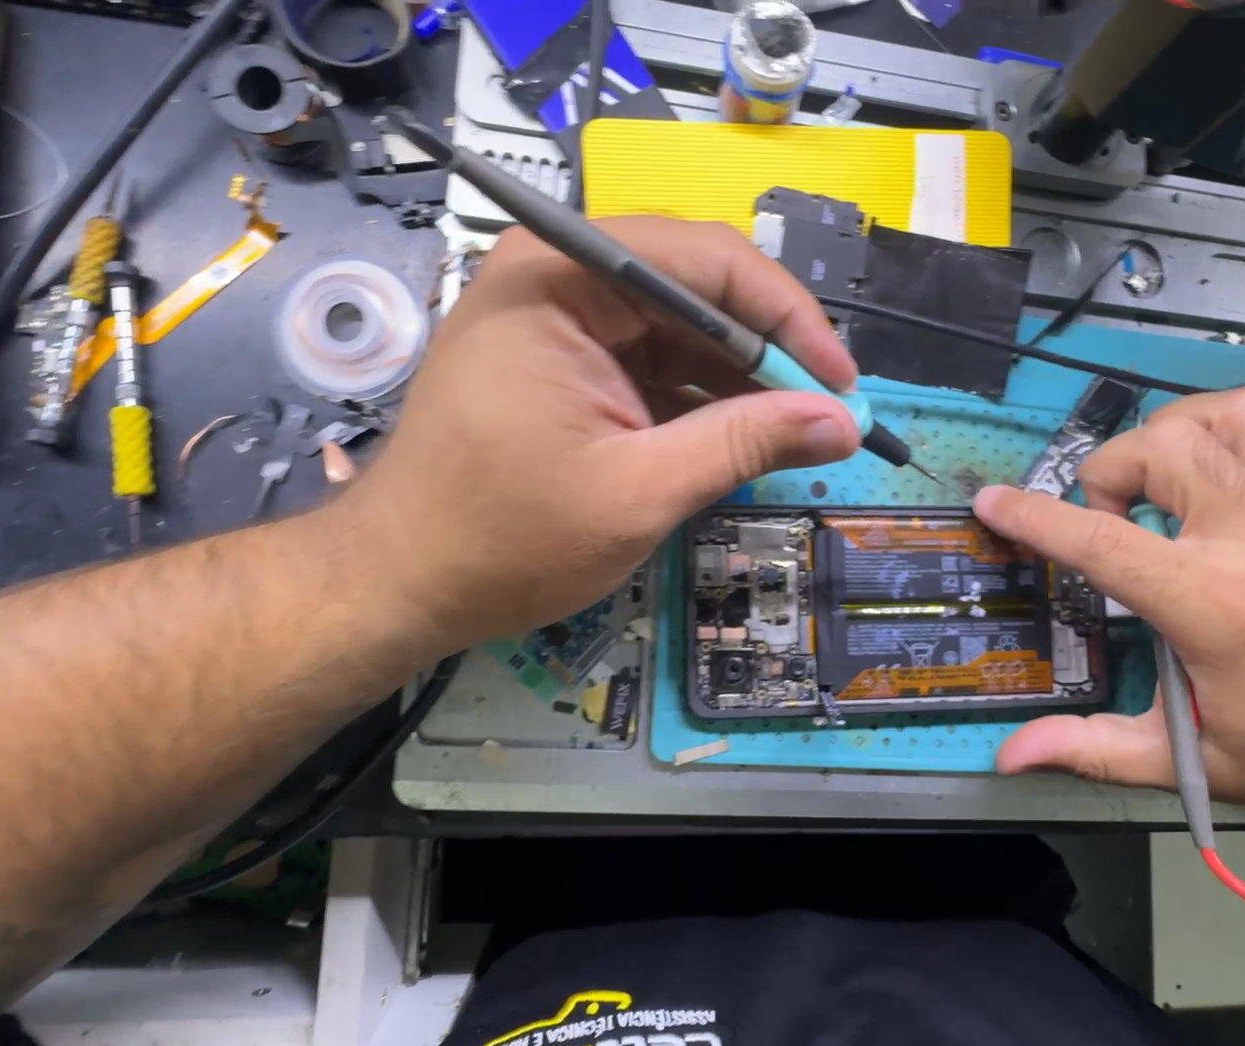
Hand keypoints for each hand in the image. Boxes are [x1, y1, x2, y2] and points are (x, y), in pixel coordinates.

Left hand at [333, 216, 860, 649]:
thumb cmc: (505, 540)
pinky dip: (698, 399)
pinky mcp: (564, 361)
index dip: (787, 319)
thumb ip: (744, 445)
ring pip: (680, 329)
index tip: (840, 382)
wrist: (403, 584)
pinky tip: (739, 435)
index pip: (706, 262)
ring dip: (738, 380)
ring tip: (793, 431)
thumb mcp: (639, 493)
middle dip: (766, 353)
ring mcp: (558, 317)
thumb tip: (841, 423)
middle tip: (824, 412)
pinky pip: (651, 362)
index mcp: (560, 278)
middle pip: (696, 288)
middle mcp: (557, 276)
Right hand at [973, 389, 1244, 818]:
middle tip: (1107, 527)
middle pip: (1156, 451)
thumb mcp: (1187, 761)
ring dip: (1156, 442)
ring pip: (1207, 419)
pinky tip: (1195, 469)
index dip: (1036, 518)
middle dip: (1104, 478)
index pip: (1105, 543)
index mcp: (1219, 606)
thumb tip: (1008, 757)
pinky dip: (1209, 425)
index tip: (991, 502)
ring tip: (1149, 492)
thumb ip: (1091, 750)